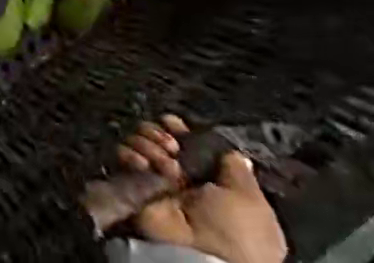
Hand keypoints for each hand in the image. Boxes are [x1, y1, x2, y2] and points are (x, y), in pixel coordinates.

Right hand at [118, 117, 286, 262]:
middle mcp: (180, 179)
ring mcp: (152, 181)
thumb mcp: (250, 201)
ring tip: (162, 163)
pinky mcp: (128, 183)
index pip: (188, 144)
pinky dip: (131, 155)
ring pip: (139, 142)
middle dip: (161, 134)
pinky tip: (144, 166)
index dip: (180, 130)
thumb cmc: (236, 231)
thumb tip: (233, 152)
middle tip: (171, 147)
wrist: (199, 255)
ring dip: (148, 145)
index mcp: (211, 184)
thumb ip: (239, 172)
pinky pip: (123, 156)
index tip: (174, 123)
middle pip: (159, 137)